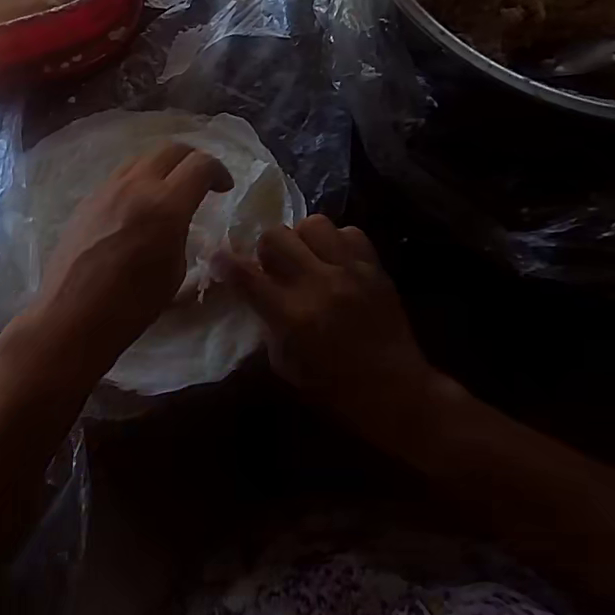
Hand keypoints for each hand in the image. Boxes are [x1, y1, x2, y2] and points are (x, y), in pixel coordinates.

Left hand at [19, 142, 232, 367]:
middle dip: (191, 160)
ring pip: (140, 160)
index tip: (223, 188)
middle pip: (170, 150)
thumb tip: (178, 224)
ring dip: (160, 168)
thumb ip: (181, 236)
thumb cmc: (130, 305)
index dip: (218, 171)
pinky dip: (135, 182)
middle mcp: (135, 186)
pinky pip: (117, 178)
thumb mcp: (174, 273)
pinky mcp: (85, 202)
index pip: (200, 165)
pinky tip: (136, 208)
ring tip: (167, 193)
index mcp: (165, 204)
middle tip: (199, 181)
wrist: (71, 315)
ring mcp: (105, 190)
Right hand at [218, 216, 460, 441]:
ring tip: (305, 256)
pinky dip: (336, 241)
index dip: (224, 263)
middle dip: (265, 248)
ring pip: (313, 223)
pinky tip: (334, 260)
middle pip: (276, 237)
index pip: (245, 275)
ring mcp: (351, 273)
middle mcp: (319, 285)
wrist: (396, 391)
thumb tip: (257, 296)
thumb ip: (268, 323)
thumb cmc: (333, 387)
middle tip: (270, 265)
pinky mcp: (375, 269)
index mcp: (292, 315)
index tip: (217, 259)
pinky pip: (350, 232)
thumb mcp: (284, 363)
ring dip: (301, 238)